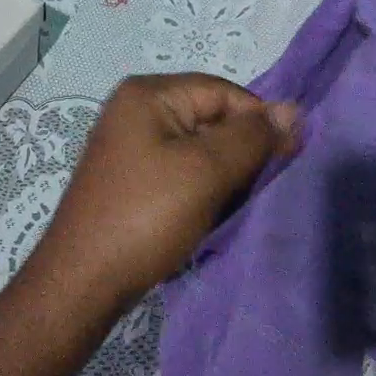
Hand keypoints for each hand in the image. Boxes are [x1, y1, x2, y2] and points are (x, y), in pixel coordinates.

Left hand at [27, 73, 298, 308]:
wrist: (81, 284)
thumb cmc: (145, 216)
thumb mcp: (206, 171)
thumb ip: (252, 138)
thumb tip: (294, 110)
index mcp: (148, 93)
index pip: (222, 91)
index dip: (258, 120)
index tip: (288, 157)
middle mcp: (135, 109)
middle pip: (210, 116)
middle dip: (241, 149)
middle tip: (264, 185)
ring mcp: (129, 144)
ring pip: (197, 146)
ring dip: (223, 172)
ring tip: (237, 203)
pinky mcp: (129, 178)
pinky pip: (179, 169)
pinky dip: (202, 186)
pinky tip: (211, 213)